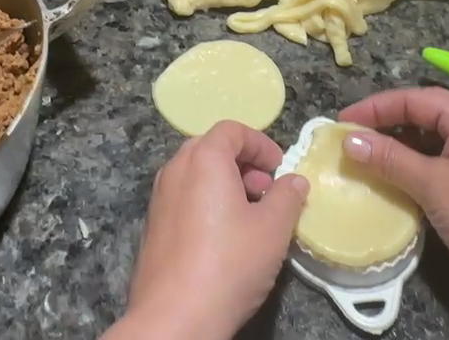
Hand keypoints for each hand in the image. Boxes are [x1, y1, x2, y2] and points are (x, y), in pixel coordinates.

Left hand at [106, 121, 309, 339]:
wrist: (174, 319)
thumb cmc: (228, 264)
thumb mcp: (272, 230)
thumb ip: (287, 197)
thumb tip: (295, 180)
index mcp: (203, 158)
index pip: (232, 130)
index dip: (261, 144)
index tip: (280, 169)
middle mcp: (176, 169)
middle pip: (212, 148)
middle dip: (244, 163)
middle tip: (267, 190)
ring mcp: (160, 197)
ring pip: (196, 174)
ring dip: (226, 183)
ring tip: (250, 216)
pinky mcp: (153, 225)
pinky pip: (184, 197)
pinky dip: (206, 202)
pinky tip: (224, 238)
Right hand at [338, 87, 448, 287]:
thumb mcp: (431, 186)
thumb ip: (389, 159)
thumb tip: (350, 140)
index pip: (413, 98)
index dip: (375, 107)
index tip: (343, 121)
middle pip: (425, 113)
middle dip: (387, 124)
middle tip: (354, 139)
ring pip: (435, 138)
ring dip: (403, 146)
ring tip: (371, 159)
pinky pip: (447, 158)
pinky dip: (421, 164)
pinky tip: (403, 180)